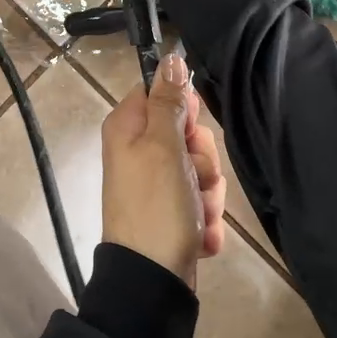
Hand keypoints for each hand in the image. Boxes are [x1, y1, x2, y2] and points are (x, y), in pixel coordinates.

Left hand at [101, 53, 229, 287]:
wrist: (152, 280)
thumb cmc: (155, 204)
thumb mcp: (161, 145)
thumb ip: (167, 101)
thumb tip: (169, 57)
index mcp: (127, 128)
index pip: (161, 94)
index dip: (183, 111)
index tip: (189, 129)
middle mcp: (139, 151)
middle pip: (187, 135)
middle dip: (202, 160)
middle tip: (192, 177)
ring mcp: (157, 185)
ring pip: (201, 171)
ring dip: (208, 194)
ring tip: (195, 212)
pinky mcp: (174, 214)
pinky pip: (202, 203)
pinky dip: (206, 219)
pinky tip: (199, 234)